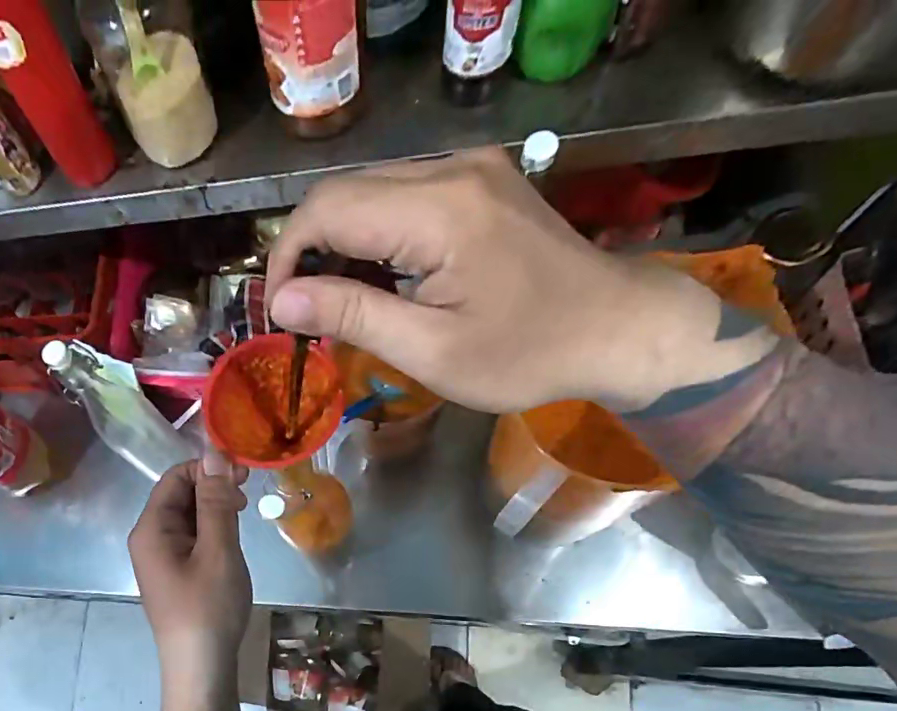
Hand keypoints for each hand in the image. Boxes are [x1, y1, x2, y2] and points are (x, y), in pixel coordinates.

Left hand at [128, 451, 251, 683]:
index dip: (207, 468)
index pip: (173, 478)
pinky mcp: (173, 573)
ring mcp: (159, 557)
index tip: (244, 473)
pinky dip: (211, 530)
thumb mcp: (218, 550)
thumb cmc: (209, 607)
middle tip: (249, 494)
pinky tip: (231, 538)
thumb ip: (215, 501)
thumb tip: (214, 453)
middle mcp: (148, 538)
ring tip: (243, 517)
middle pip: (177, 496)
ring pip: (186, 517)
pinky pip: (190, 538)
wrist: (199, 667)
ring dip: (214, 509)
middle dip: (212, 487)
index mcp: (150, 528)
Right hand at [265, 148, 741, 413]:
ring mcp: (467, 170)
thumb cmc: (524, 353)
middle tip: (301, 311)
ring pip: (362, 191)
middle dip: (304, 251)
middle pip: (339, 193)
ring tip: (334, 301)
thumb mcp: (428, 348)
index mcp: (440, 211)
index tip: (280, 311)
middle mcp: (452, 171)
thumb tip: (279, 301)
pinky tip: (372, 278)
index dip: (286, 258)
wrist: (617, 329)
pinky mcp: (473, 182)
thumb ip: (352, 315)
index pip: (326, 210)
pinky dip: (365, 235)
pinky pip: (393, 196)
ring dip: (332, 244)